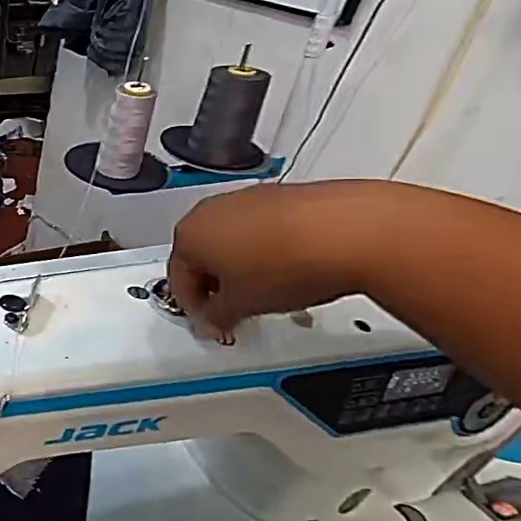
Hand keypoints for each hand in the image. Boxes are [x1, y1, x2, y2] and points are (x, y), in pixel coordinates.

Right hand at [167, 181, 383, 340]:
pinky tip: (283, 271)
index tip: (210, 323)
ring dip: (237, 268)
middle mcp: (211, 210)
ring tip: (262, 294)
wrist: (343, 233)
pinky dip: (260, 251)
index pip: (177, 279)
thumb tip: (218, 315)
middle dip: (213, 285)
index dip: (194, 309)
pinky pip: (254, 228)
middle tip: (231, 311)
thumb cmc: (290, 260)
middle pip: (200, 255)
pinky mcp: (274, 197)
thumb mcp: (242, 306)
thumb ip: (217, 316)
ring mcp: (243, 200)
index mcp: (190, 234)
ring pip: (227, 240)